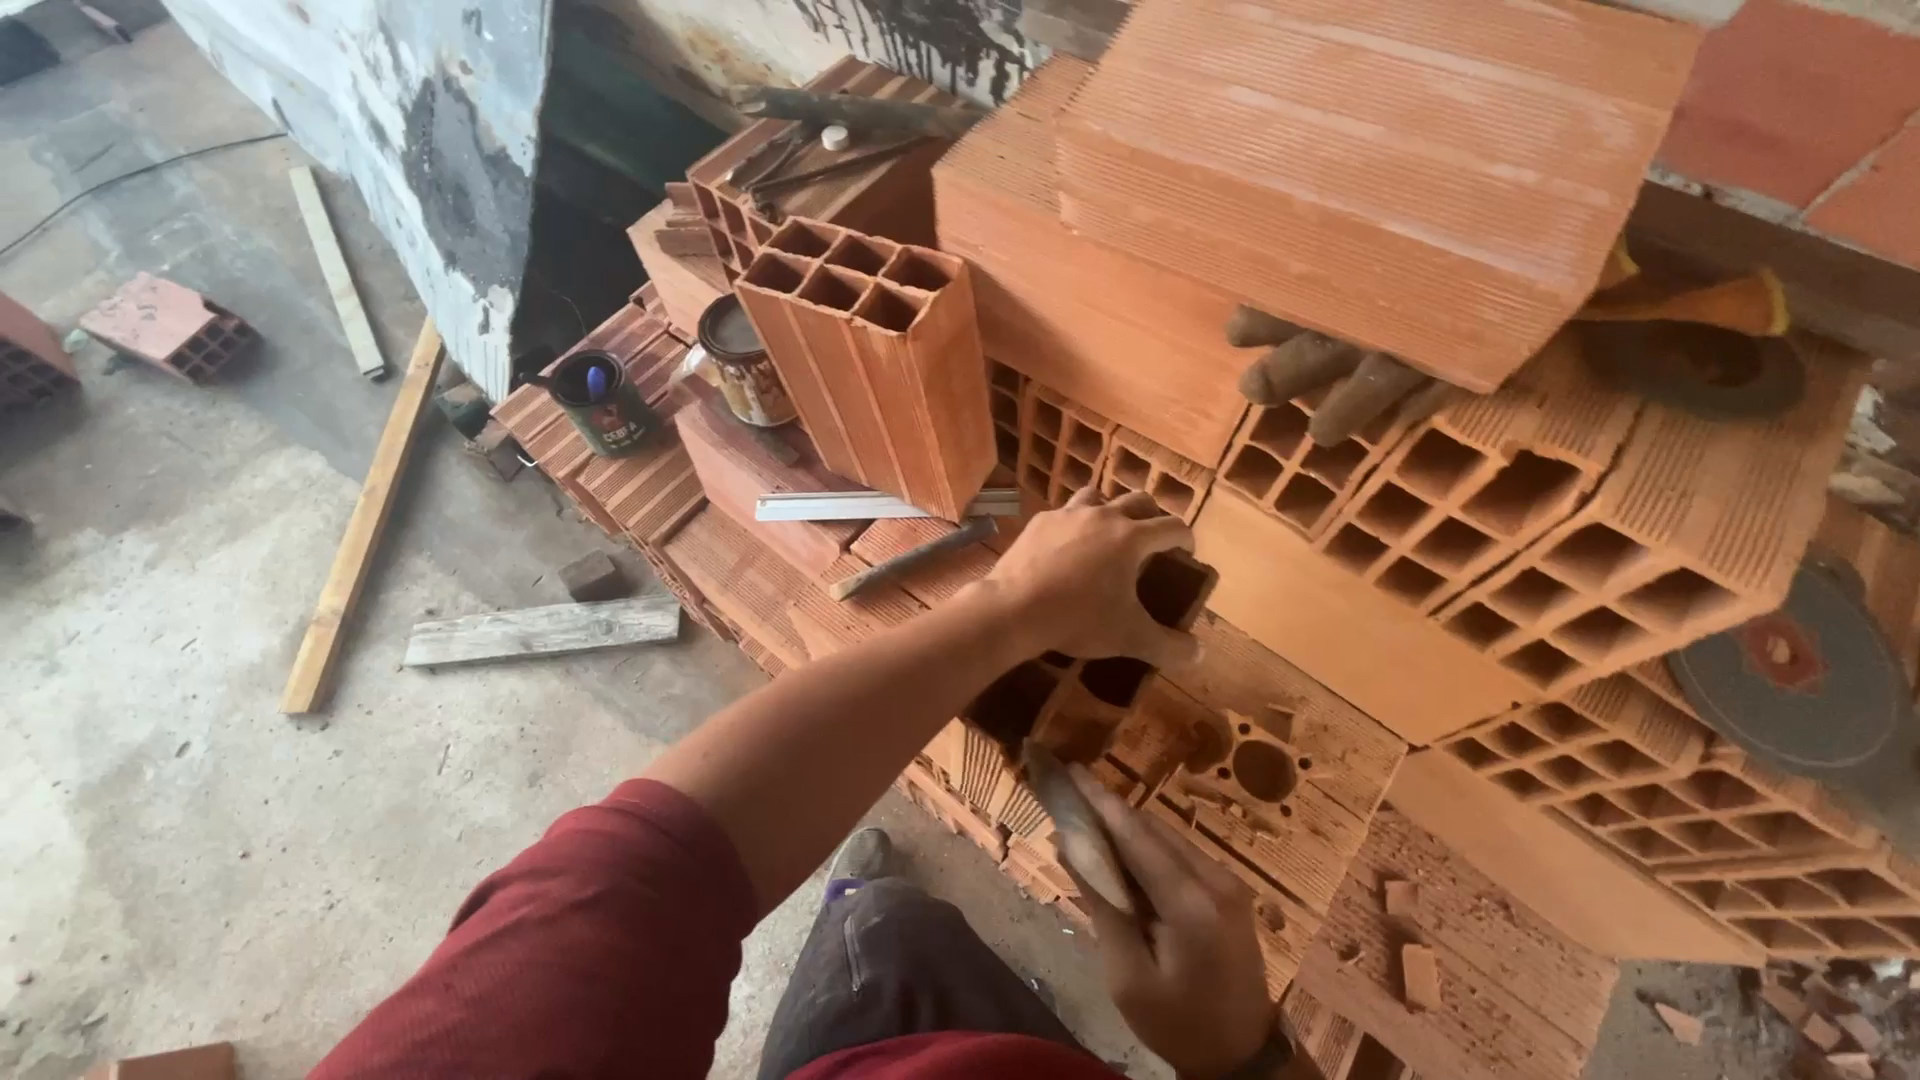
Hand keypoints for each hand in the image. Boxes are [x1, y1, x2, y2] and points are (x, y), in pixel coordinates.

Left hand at [982, 488, 1200, 667]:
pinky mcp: (1039, 522)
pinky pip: (1063, 514)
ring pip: (1098, 497)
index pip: (1173, 527)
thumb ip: (1170, 647)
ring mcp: (1068, 515)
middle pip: (1139, 501)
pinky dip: (1073, 524)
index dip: (1186, 538)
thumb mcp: (1130, 638)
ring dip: (1110, 509)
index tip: (1187, 553)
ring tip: (1109, 532)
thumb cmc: (1079, 619)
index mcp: (1133, 538)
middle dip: (1152, 515)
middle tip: (1152, 539)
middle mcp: (1103, 516)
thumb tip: (1199, 654)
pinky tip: (1067, 545)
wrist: (1014, 609)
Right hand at [1068, 771, 1274, 1079]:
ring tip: (1086, 813)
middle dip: (1109, 809)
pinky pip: (1180, 852)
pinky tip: (1121, 848)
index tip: (1070, 771)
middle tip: (1069, 791)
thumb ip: (1102, 905)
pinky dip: (1147, 844)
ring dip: (1127, 825)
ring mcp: (1228, 882)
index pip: (1137, 837)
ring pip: (1167, 837)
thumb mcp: (1127, 975)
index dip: (1100, 802)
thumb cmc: (1176, 1022)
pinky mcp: (1229, 889)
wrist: (1241, 1054)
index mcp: (1191, 905)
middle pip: (1153, 829)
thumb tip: (1069, 845)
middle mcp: (1216, 880)